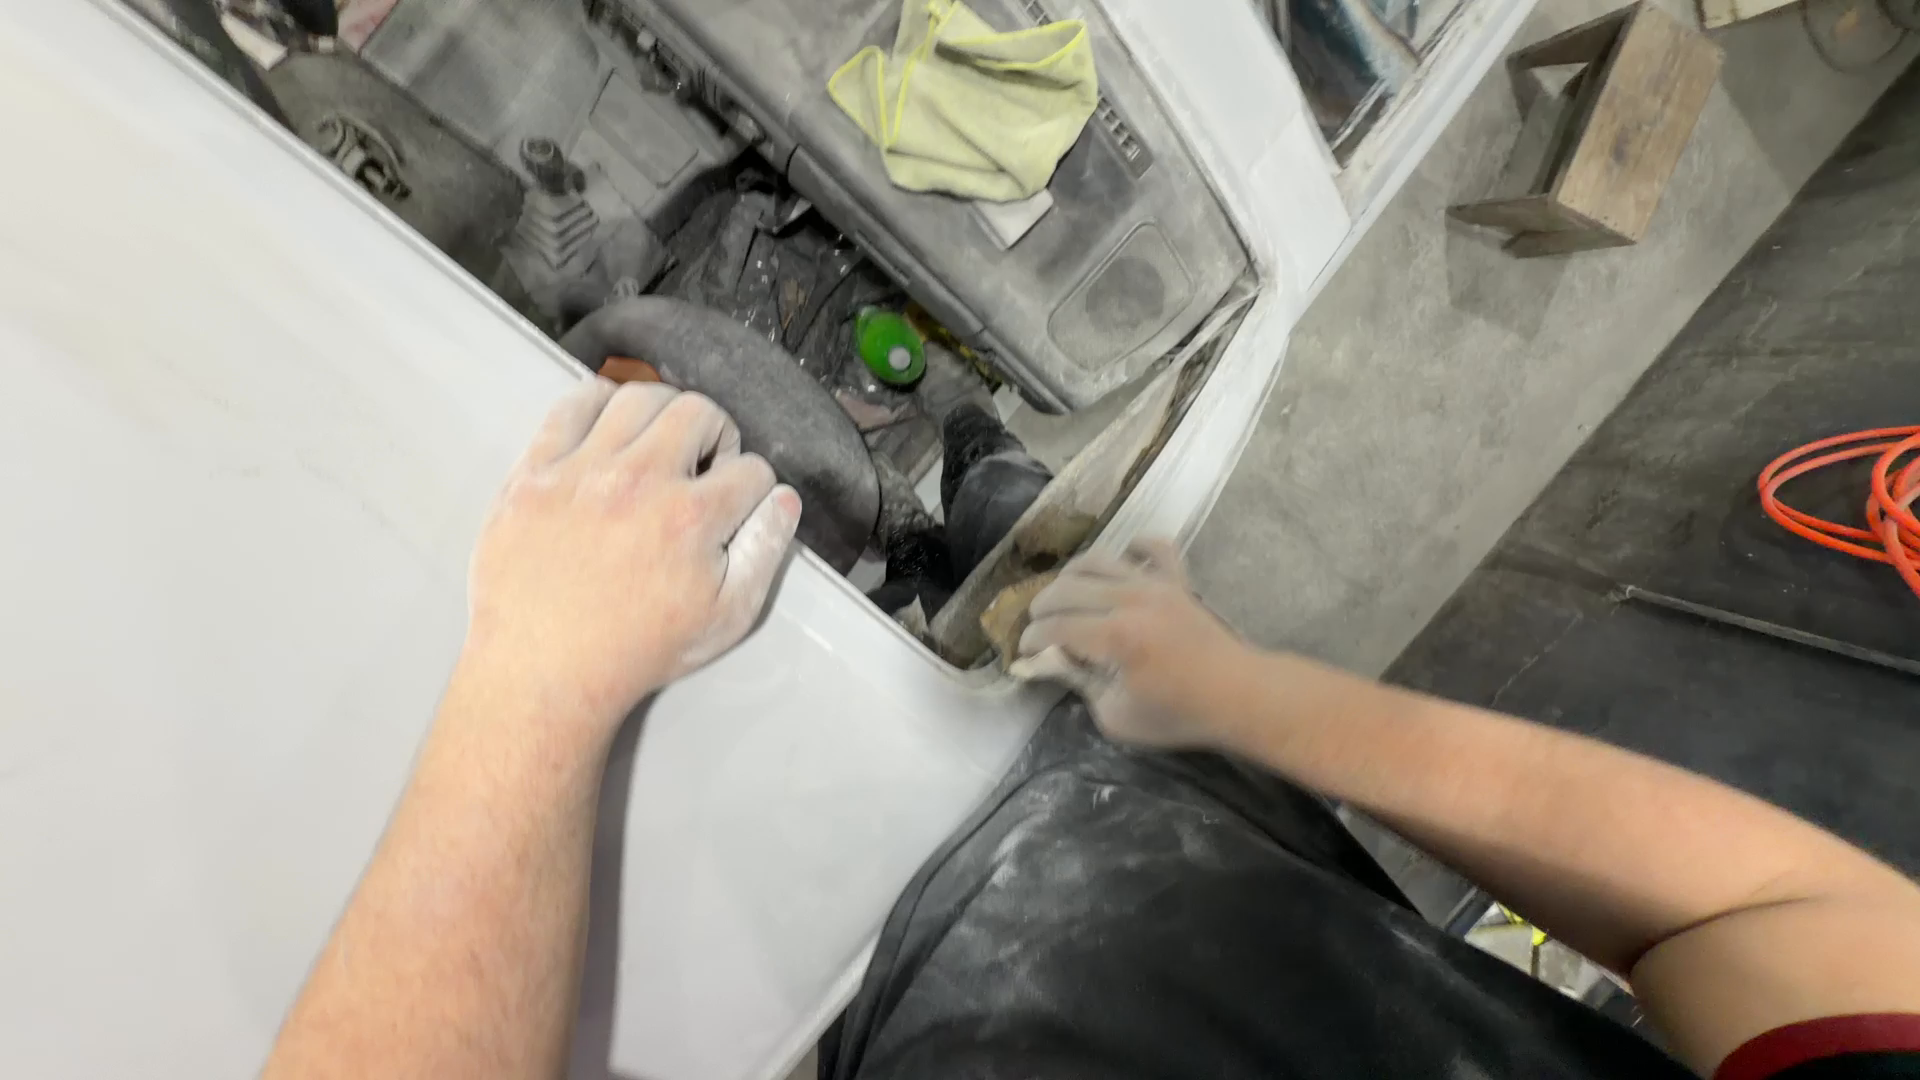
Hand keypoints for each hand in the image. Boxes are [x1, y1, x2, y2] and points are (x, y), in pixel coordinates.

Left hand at [461, 379, 800, 742]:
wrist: (545, 670)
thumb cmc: (642, 647)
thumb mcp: (728, 616)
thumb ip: (765, 551)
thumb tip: (784, 499)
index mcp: (692, 518)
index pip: (752, 469)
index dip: (756, 486)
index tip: (738, 505)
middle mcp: (640, 480)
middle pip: (700, 412)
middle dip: (719, 435)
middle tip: (705, 468)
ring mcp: (582, 470)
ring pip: (640, 396)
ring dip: (665, 414)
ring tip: (661, 447)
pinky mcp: (535, 471)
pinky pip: (571, 405)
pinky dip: (600, 403)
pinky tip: (610, 432)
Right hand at [1015, 539, 1254, 748]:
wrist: (1240, 697)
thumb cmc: (1178, 714)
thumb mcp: (1116, 717)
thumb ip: (1080, 685)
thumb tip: (1054, 661)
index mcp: (1115, 638)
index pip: (1056, 628)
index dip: (1031, 640)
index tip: (1024, 653)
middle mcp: (1130, 600)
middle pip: (1066, 588)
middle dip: (1041, 608)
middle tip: (1038, 627)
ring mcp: (1156, 584)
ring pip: (1098, 560)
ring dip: (1071, 576)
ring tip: (1064, 596)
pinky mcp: (1177, 580)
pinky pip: (1153, 547)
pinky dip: (1133, 547)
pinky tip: (1122, 562)